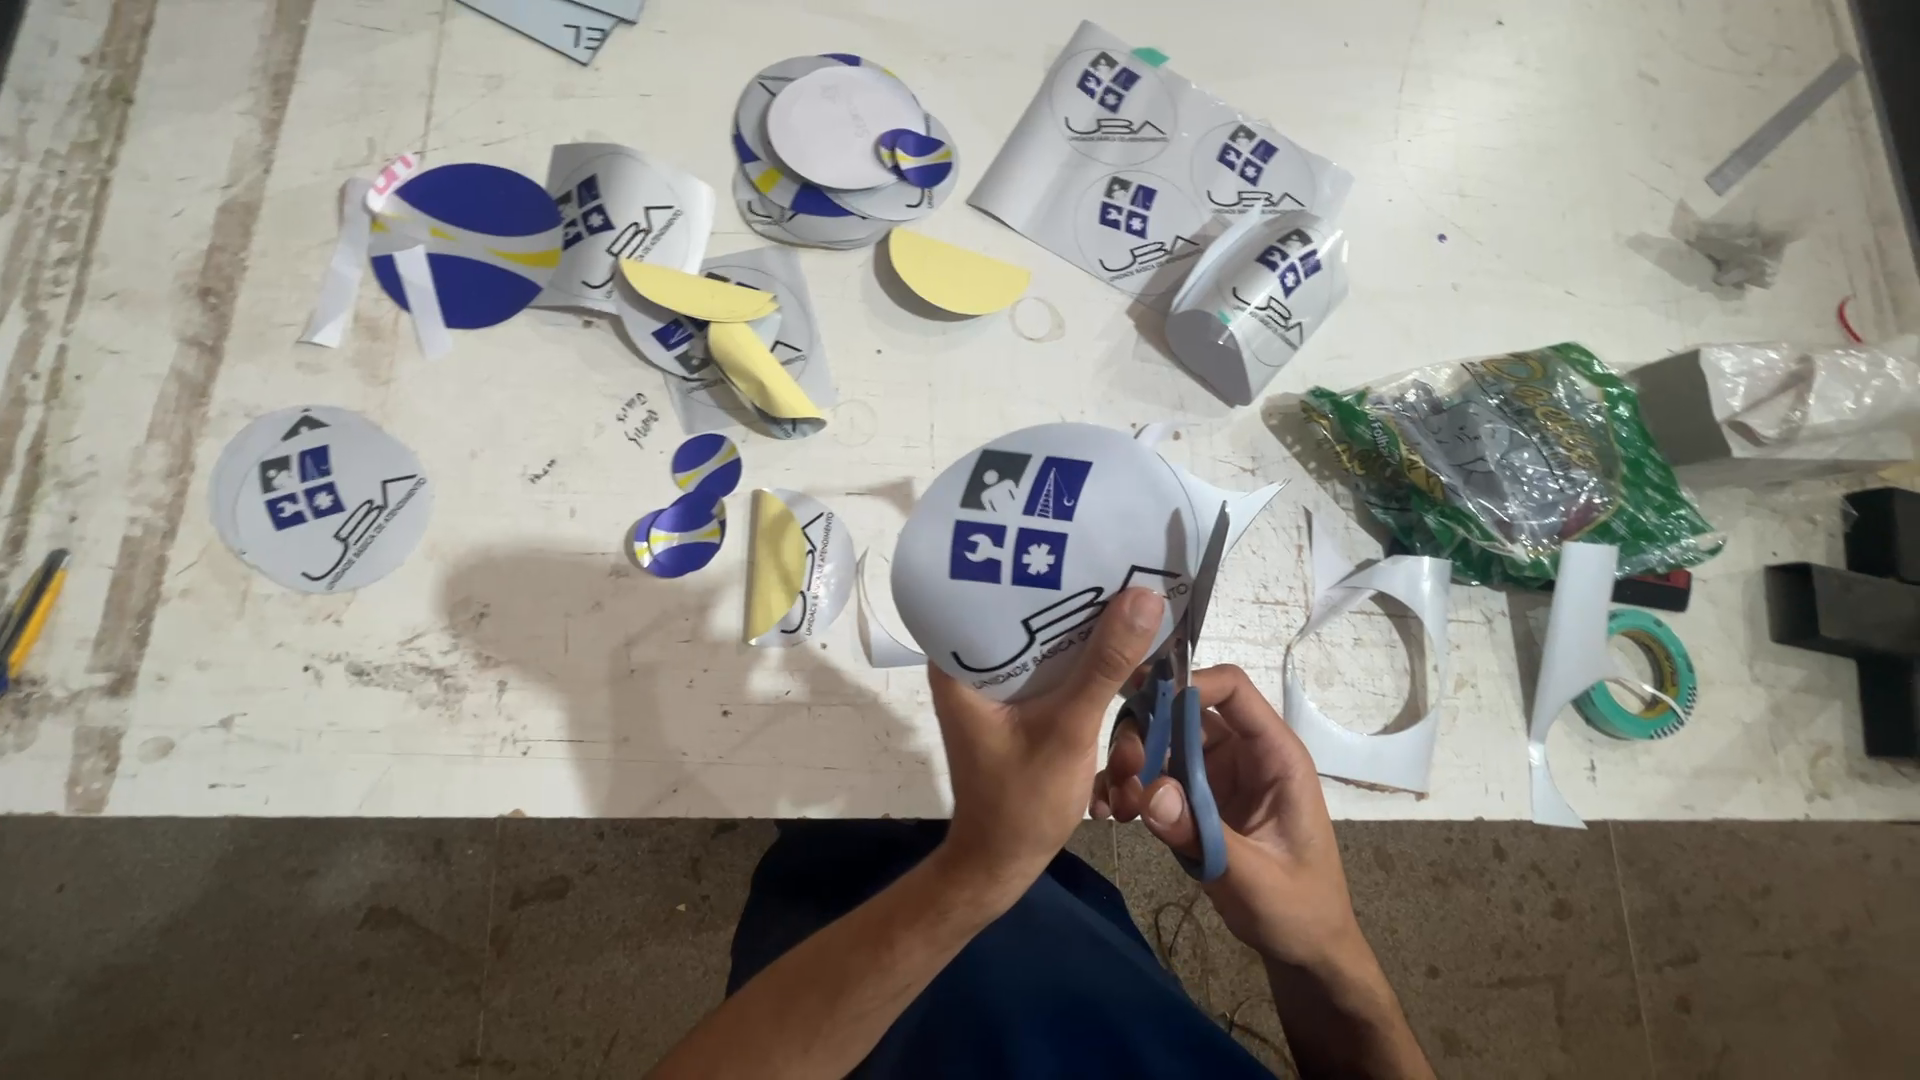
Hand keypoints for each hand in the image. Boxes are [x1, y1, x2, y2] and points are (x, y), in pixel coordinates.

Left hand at [929, 588, 1165, 891]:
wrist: (1002, 863)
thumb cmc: (1022, 802)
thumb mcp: (1068, 729)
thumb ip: (1104, 665)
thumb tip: (1142, 597)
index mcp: (957, 663)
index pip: (992, 593)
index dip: (1039, 568)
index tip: (1085, 543)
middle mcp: (969, 665)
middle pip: (1023, 612)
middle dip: (1072, 596)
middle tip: (1120, 564)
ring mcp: (993, 685)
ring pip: (1042, 639)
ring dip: (1082, 631)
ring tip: (1127, 597)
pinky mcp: (1015, 702)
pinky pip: (1050, 666)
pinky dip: (1080, 660)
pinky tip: (1118, 646)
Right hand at [1094, 664, 1364, 970]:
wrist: (1302, 949)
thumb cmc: (1298, 909)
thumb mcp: (1256, 878)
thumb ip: (1203, 835)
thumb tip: (1150, 793)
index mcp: (1273, 755)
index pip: (1232, 690)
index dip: (1188, 684)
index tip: (1141, 703)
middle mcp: (1240, 753)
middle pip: (1182, 712)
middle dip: (1144, 730)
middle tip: (1119, 769)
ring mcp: (1213, 774)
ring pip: (1161, 741)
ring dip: (1130, 762)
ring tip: (1112, 801)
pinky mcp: (1191, 798)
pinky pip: (1153, 776)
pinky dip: (1128, 788)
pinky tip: (1108, 813)